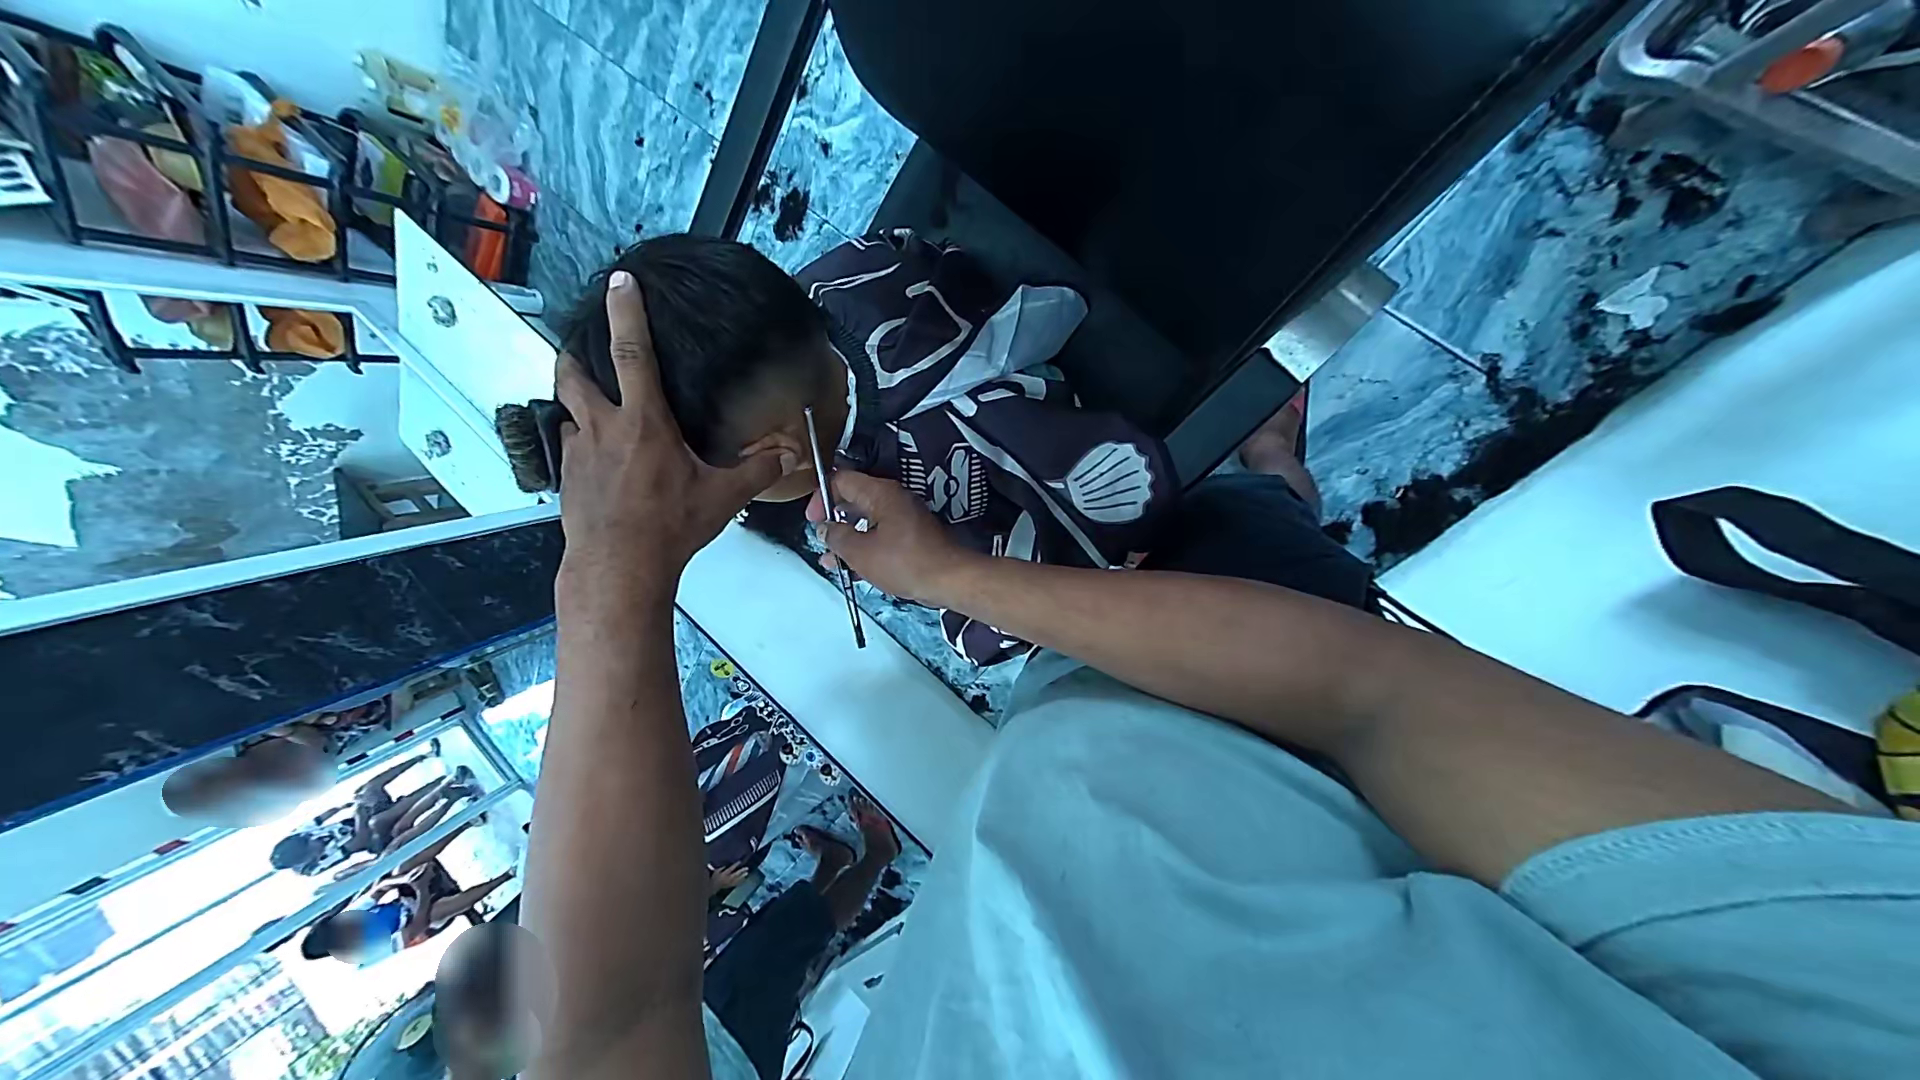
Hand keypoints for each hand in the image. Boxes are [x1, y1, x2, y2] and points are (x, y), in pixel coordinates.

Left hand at [554, 270, 784, 595]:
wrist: (619, 567)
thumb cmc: (668, 527)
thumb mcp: (723, 497)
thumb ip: (758, 470)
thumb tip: (788, 456)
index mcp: (645, 424)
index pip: (632, 353)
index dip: (626, 313)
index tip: (620, 283)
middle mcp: (605, 429)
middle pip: (575, 374)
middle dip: (576, 353)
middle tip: (583, 348)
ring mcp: (580, 453)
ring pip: (569, 412)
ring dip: (580, 403)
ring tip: (598, 410)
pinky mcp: (568, 479)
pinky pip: (572, 449)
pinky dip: (584, 445)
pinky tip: (602, 463)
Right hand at [708, 862, 750, 894]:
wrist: (712, 887)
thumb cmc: (714, 878)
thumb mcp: (716, 871)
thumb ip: (721, 868)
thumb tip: (727, 864)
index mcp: (723, 875)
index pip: (730, 869)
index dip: (735, 865)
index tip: (740, 861)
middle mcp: (727, 879)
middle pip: (735, 875)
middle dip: (741, 871)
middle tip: (747, 868)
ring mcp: (729, 883)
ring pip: (736, 880)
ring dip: (742, 877)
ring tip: (747, 873)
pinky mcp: (729, 886)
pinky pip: (736, 884)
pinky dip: (740, 882)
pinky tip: (744, 880)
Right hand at [806, 469, 980, 605]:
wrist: (948, 579)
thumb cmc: (906, 562)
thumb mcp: (860, 552)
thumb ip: (837, 537)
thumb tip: (825, 529)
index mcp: (881, 493)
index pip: (842, 479)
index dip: (821, 496)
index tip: (813, 518)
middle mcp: (894, 499)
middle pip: (854, 499)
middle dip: (834, 519)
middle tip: (822, 538)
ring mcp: (904, 517)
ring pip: (867, 520)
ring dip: (848, 538)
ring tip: (832, 560)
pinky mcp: (911, 535)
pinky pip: (881, 534)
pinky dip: (865, 547)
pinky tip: (854, 567)